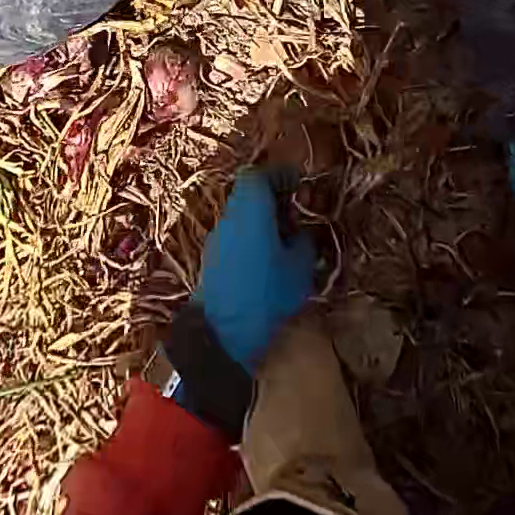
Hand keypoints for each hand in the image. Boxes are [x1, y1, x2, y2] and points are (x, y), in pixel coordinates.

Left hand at [196, 167, 316, 370]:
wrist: (223, 340)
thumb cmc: (267, 293)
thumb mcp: (299, 266)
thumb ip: (303, 241)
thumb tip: (300, 234)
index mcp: (250, 209)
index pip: (259, 174)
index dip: (280, 175)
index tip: (299, 184)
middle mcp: (229, 218)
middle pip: (248, 195)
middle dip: (274, 199)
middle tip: (297, 213)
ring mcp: (216, 242)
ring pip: (241, 218)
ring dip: (262, 221)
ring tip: (287, 241)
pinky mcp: (211, 264)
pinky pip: (235, 238)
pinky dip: (252, 239)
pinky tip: (269, 262)